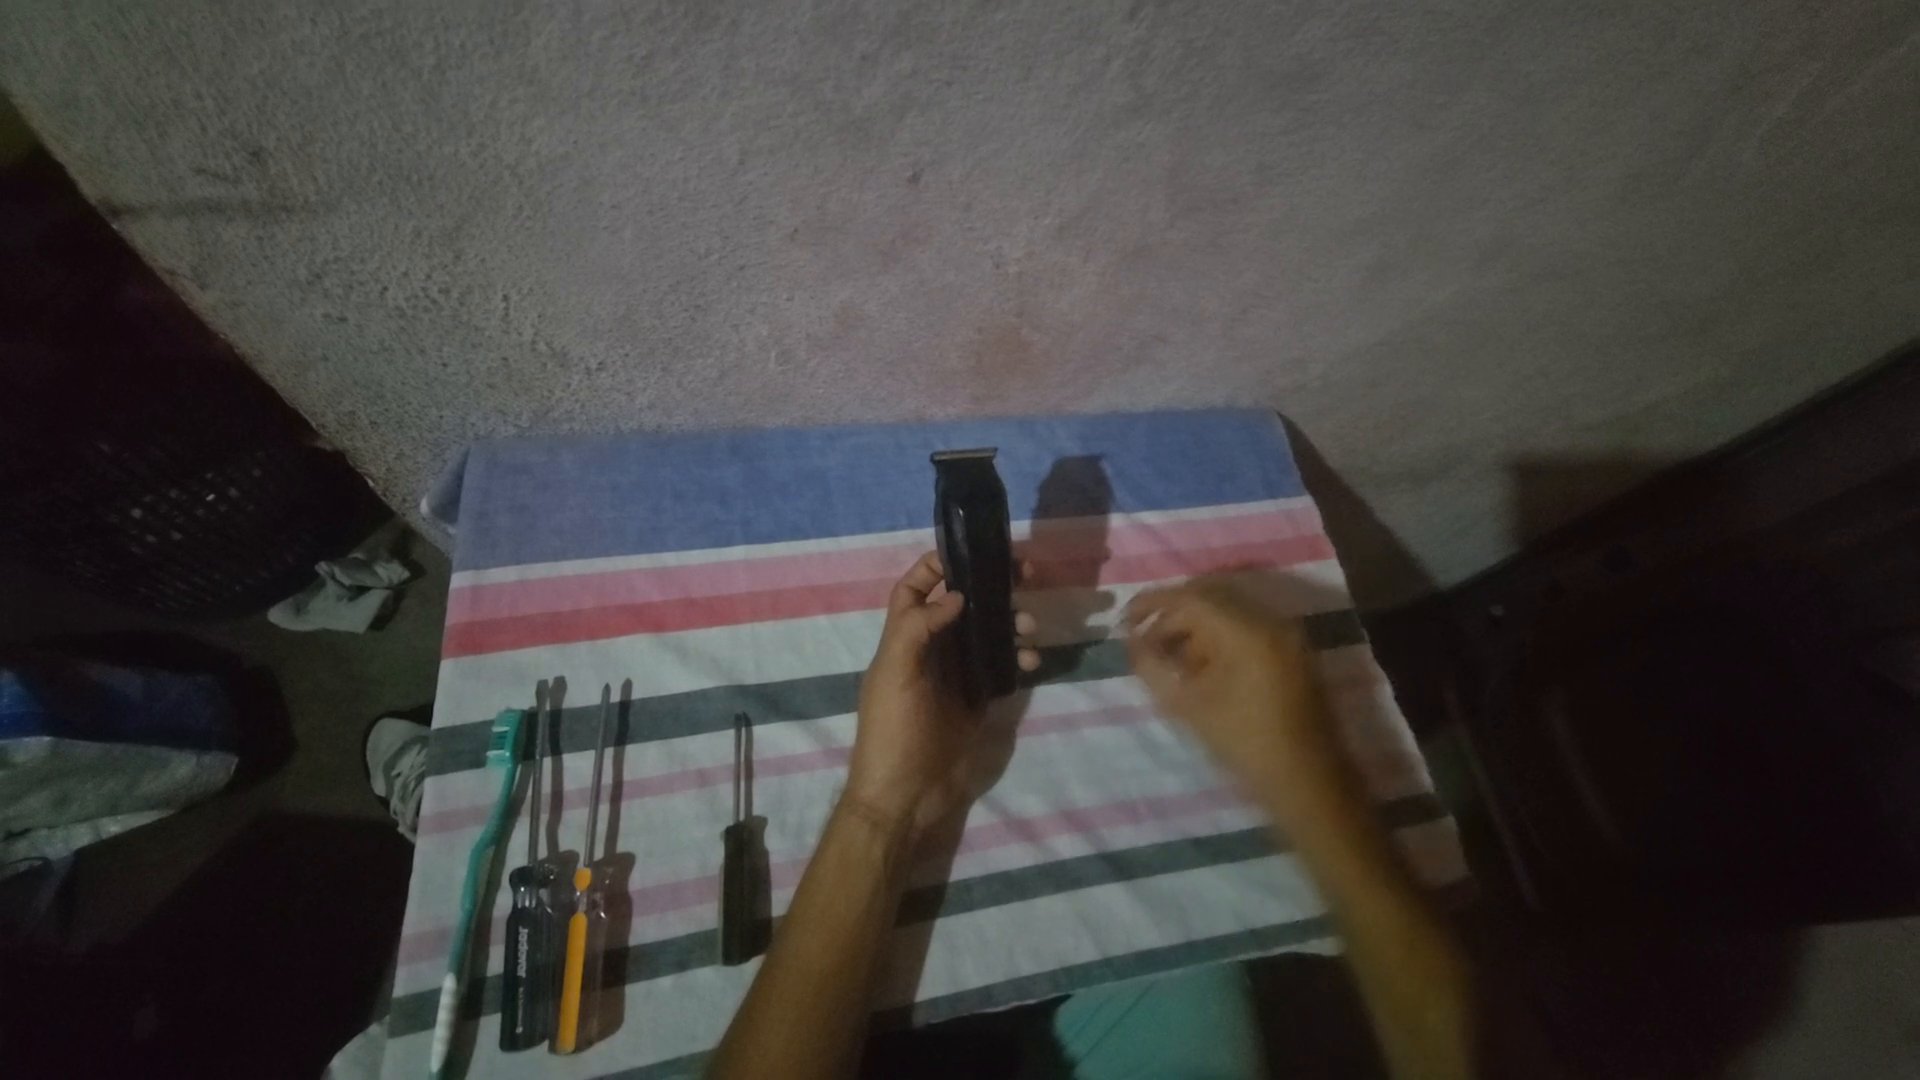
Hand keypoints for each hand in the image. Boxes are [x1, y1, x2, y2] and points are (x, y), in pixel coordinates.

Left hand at [844, 551, 1038, 842]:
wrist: (907, 795)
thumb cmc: (893, 730)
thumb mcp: (895, 674)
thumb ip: (917, 628)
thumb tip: (955, 594)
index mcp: (903, 638)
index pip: (914, 589)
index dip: (935, 566)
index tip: (971, 552)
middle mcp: (931, 649)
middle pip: (960, 604)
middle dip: (989, 586)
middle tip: (1025, 573)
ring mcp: (957, 674)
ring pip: (987, 633)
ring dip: (1010, 622)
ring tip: (1030, 626)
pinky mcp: (979, 698)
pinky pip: (1003, 667)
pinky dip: (1019, 659)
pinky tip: (1032, 662)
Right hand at [1122, 576, 1344, 818]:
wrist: (1307, 782)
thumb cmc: (1243, 744)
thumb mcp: (1186, 705)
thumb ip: (1152, 666)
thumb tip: (1132, 642)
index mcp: (1245, 631)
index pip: (1188, 598)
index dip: (1151, 603)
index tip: (1124, 620)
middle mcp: (1269, 621)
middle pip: (1209, 595)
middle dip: (1172, 611)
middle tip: (1144, 636)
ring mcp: (1286, 634)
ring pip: (1229, 608)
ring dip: (1194, 623)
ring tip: (1168, 653)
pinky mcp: (1292, 650)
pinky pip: (1247, 624)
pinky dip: (1218, 633)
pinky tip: (1199, 663)